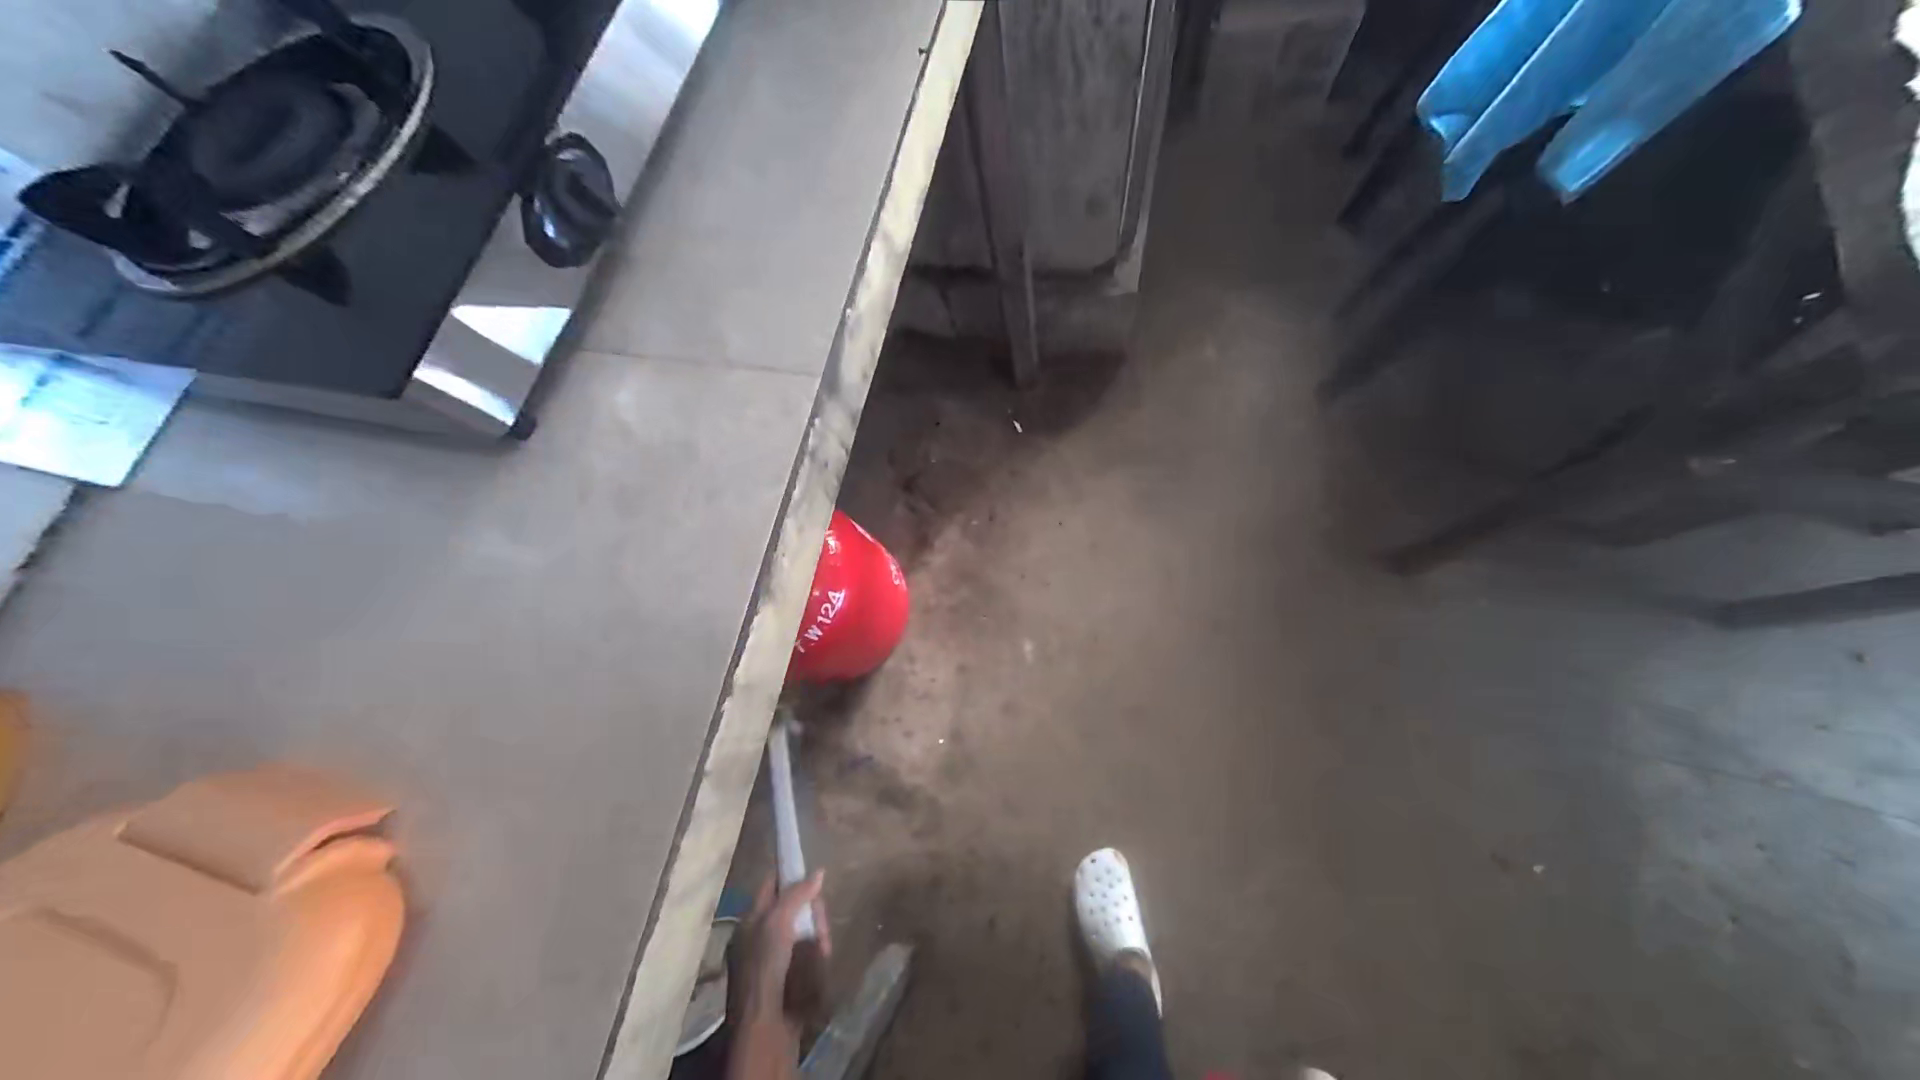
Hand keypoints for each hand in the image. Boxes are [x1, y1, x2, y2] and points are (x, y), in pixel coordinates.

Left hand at [738, 871, 830, 1018]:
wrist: (764, 1027)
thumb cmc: (764, 968)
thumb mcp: (777, 924)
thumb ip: (796, 895)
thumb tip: (818, 872)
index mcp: (750, 921)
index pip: (771, 886)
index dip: (790, 876)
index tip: (812, 875)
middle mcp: (761, 936)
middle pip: (794, 909)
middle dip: (811, 913)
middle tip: (820, 923)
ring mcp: (775, 958)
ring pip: (805, 931)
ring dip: (817, 934)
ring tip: (822, 947)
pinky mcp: (789, 977)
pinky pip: (808, 954)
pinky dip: (817, 954)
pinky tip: (821, 959)